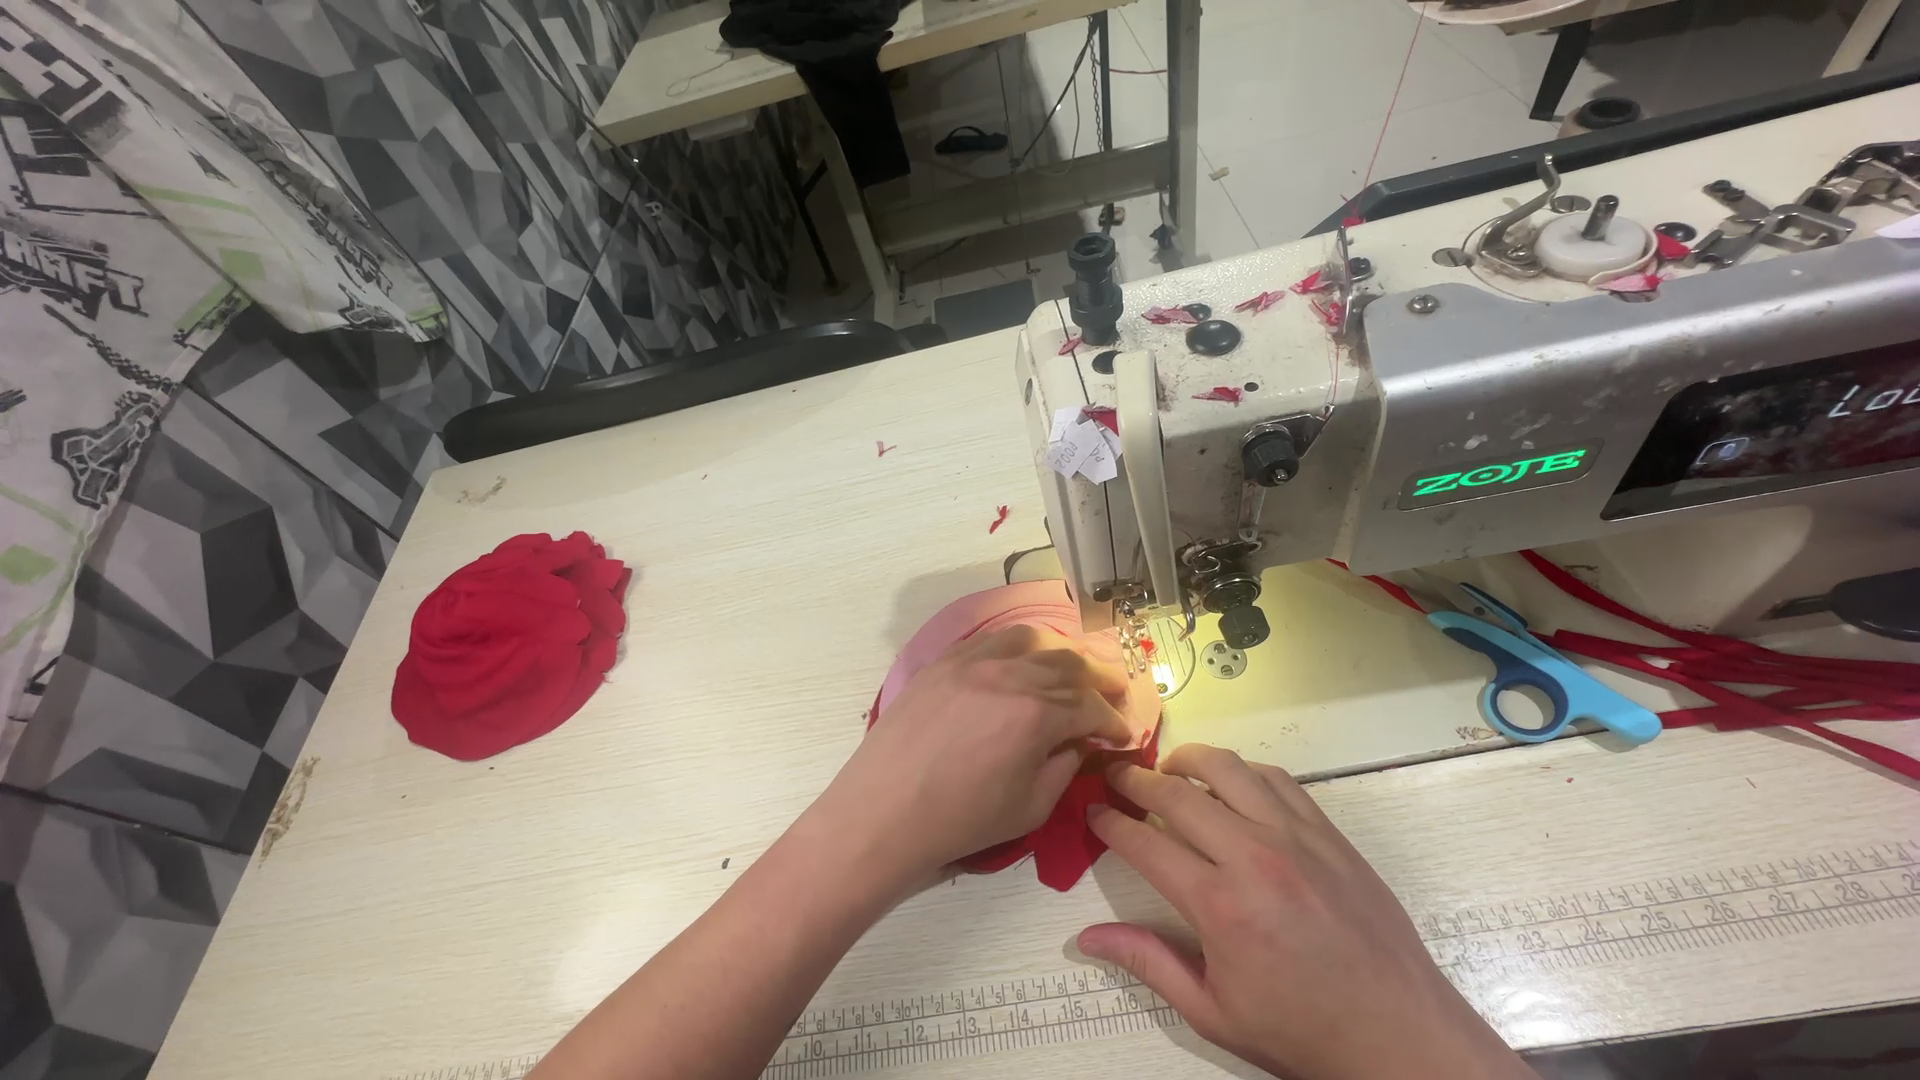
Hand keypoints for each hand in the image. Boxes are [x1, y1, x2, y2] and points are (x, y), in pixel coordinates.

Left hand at [808, 625, 1132, 885]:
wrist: (883, 811)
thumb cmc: (960, 820)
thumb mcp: (1030, 807)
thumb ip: (1064, 766)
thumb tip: (1079, 740)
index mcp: (1036, 714)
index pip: (1091, 706)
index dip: (1114, 720)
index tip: (1123, 734)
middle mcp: (1009, 675)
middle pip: (1068, 664)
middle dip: (1098, 679)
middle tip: (1113, 692)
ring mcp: (971, 661)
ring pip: (1030, 639)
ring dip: (1059, 652)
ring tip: (1071, 667)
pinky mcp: (942, 661)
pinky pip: (989, 639)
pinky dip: (1016, 645)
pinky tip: (1021, 659)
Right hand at [1079, 746, 1536, 1079]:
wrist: (1398, 1033)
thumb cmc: (1298, 1028)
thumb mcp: (1211, 1011)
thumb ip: (1147, 962)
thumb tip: (1085, 938)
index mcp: (1219, 905)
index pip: (1145, 843)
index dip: (1110, 822)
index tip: (1093, 809)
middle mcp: (1253, 856)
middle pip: (1177, 794)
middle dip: (1135, 780)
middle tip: (1115, 776)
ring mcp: (1295, 837)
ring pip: (1228, 768)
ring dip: (1188, 759)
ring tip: (1168, 770)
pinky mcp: (1328, 833)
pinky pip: (1277, 779)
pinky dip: (1243, 772)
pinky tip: (1231, 786)